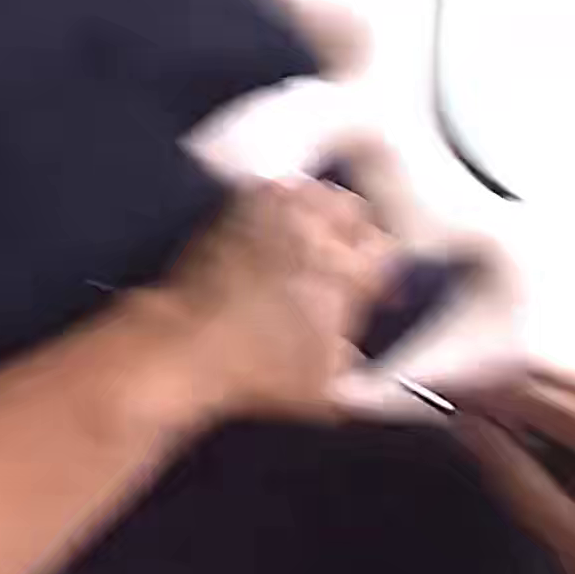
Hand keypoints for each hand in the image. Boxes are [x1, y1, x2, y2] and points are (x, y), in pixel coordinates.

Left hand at [143, 179, 395, 421]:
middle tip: (343, 248)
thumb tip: (350, 346)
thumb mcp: (326, 384)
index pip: (384, 248)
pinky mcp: (234, 208)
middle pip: (349, 206)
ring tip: (310, 228)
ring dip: (315, 205)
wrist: (190, 340)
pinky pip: (268, 188)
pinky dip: (277, 197)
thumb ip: (350, 357)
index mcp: (346, 273)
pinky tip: (273, 217)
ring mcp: (271, 215)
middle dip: (352, 225)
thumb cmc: (259, 369)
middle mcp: (313, 234)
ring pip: (310, 189)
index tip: (371, 282)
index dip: (380, 264)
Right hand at [454, 368, 574, 573]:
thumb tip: (464, 425)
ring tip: (487, 421)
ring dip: (523, 397)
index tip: (436, 391)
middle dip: (497, 385)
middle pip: (555, 379)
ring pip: (572, 387)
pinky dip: (553, 411)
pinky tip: (532, 435)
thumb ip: (516, 479)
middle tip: (451, 400)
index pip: (537, 395)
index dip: (479, 390)